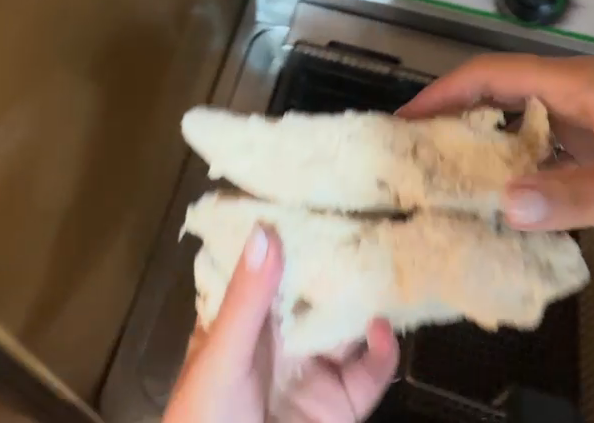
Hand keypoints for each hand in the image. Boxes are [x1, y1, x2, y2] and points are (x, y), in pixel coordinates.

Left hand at [164, 225, 398, 422]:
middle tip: (368, 215)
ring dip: (366, 298)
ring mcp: (311, 370)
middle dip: (338, 260)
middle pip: (313, 291)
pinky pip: (369, 372)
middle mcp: (278, 340)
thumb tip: (266, 228)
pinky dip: (382, 349)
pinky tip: (381, 327)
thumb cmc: (206, 420)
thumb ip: (247, 299)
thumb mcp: (221, 357)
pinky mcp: (339, 404)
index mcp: (239, 321)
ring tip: (387, 260)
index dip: (287, 234)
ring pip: (345, 324)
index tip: (314, 193)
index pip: (265, 267)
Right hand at [399, 54, 593, 234]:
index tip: (405, 118)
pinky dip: (525, 160)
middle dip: (457, 115)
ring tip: (453, 174)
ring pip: (526, 116)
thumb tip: (503, 205)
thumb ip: (574, 197)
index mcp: (579, 83)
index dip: (443, 91)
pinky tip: (516, 194)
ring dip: (489, 139)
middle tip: (418, 150)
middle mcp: (582, 89)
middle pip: (502, 90)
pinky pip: (553, 141)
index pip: (491, 74)